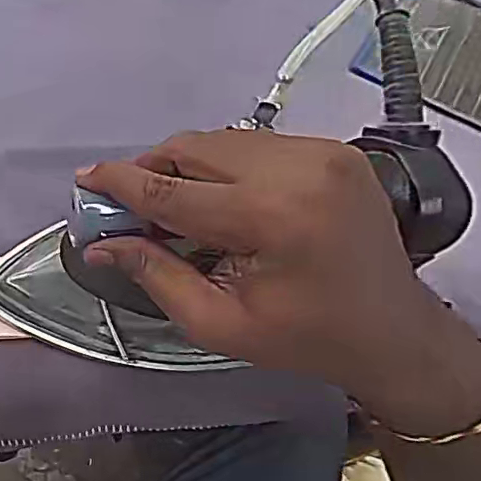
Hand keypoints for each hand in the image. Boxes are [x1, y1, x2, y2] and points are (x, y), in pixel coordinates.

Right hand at [77, 129, 480, 436]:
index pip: (173, 190)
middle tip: (128, 204)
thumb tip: (105, 244)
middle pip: (194, 149)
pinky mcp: (332, 151)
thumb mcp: (219, 324)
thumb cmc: (308, 339)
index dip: (121, 184)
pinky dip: (222, 167)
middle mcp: (301, 168)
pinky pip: (253, 145)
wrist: (392, 332)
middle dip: (151, 171)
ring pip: (221, 141)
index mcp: (274, 217)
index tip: (88, 179)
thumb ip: (155, 275)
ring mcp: (323, 152)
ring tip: (174, 209)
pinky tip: (218, 202)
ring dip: (185, 168)